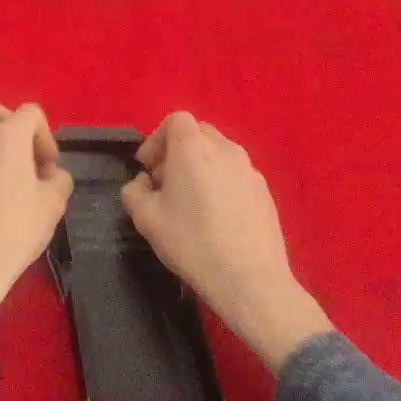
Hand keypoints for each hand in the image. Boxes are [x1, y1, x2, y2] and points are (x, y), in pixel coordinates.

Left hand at [0, 96, 74, 315]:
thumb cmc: (17, 228)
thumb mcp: (54, 203)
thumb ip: (58, 178)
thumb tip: (50, 173)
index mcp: (6, 137)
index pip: (30, 112)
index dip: (46, 135)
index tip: (49, 165)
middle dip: (6, 118)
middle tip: (21, 149)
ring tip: (11, 180)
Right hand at [120, 113, 331, 373]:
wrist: (250, 281)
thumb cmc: (192, 243)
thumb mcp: (145, 218)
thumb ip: (134, 191)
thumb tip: (144, 183)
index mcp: (194, 148)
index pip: (176, 120)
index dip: (157, 139)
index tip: (148, 168)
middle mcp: (225, 150)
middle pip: (198, 133)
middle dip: (178, 151)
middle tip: (165, 183)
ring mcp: (250, 171)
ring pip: (219, 153)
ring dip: (200, 166)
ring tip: (191, 201)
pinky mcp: (265, 193)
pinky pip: (236, 174)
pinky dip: (221, 183)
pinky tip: (216, 217)